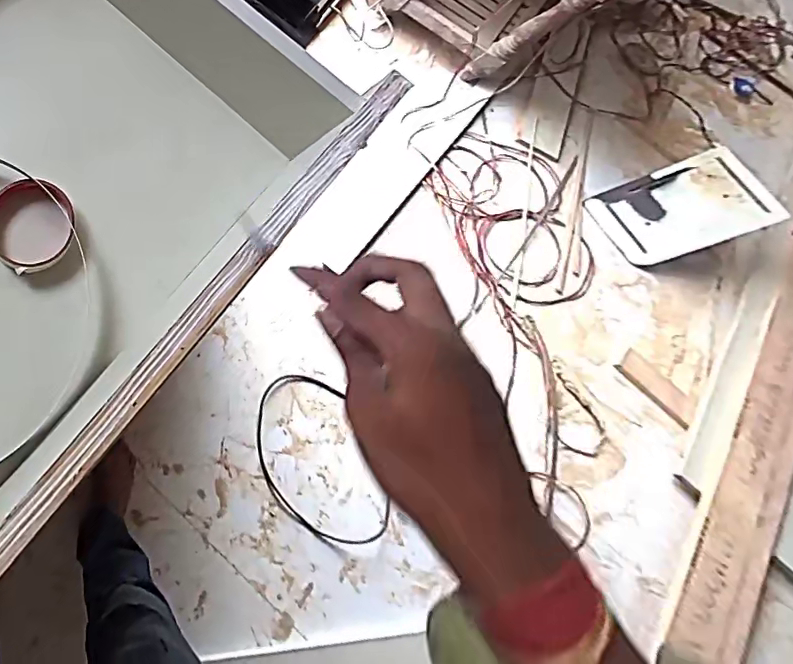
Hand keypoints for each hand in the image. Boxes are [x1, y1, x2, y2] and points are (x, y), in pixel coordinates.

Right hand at [292, 256, 568, 611]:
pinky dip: (404, 329)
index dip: (323, 282)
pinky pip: (436, 335)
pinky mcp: (475, 381)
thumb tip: (332, 317)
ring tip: (351, 322)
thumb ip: (351, 354)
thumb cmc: (421, 472)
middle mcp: (448, 342)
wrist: (490, 524)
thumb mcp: (367, 411)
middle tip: (338, 283)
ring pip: (427, 304)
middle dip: (370, 269)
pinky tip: (382, 356)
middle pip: (411, 275)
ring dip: (388, 300)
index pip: (357, 298)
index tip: (302, 272)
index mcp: (416, 345)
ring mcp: (467, 360)